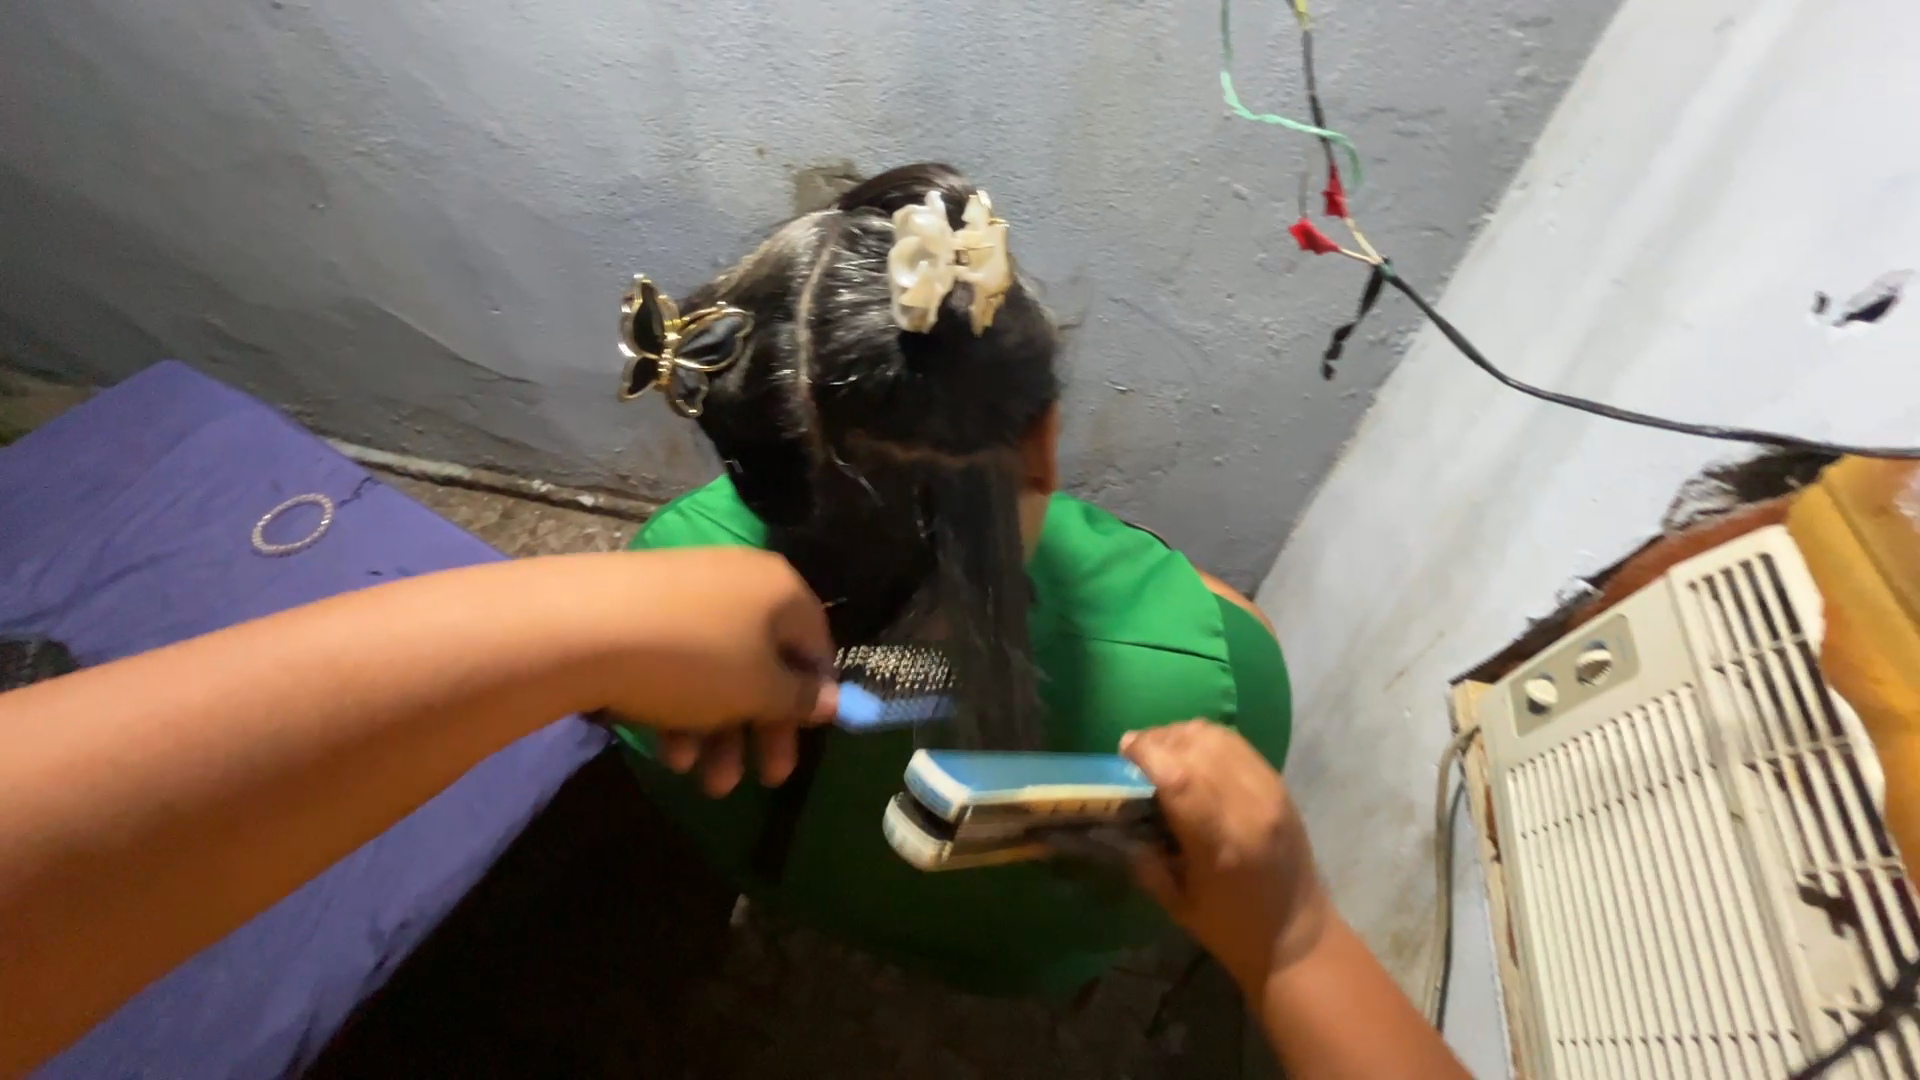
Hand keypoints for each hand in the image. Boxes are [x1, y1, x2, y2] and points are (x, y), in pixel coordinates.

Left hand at [569, 547, 838, 794]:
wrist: (582, 625)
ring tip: (704, 782)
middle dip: (764, 728)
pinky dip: (683, 704)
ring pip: (722, 669)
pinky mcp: (646, 608)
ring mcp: (692, 592)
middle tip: (766, 778)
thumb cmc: (696, 659)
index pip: (817, 646)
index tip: (805, 738)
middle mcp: (744, 582)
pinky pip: (682, 659)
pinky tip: (667, 748)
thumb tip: (834, 700)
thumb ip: (802, 700)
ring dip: (720, 730)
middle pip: (768, 663)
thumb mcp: (760, 690)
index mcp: (783, 591)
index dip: (815, 697)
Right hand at [1121, 720, 1330, 992]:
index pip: (1179, 777)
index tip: (1123, 750)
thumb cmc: (1231, 928)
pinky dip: (1205, 738)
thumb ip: (1143, 858)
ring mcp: (1268, 791)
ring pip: (1215, 737)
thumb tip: (1120, 813)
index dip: (1146, 752)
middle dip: (1157, 740)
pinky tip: (1190, 751)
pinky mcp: (1278, 783)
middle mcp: (1248, 808)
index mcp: (1220, 844)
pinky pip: (1235, 742)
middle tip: (1136, 751)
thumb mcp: (1175, 904)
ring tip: (1162, 749)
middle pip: (1195, 746)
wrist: (1300, 937)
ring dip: (1180, 734)